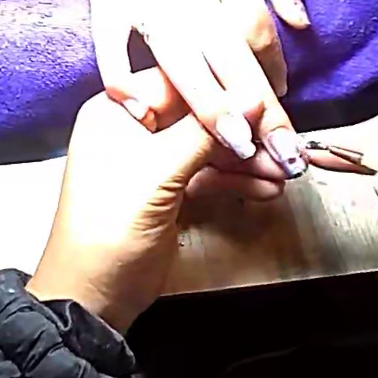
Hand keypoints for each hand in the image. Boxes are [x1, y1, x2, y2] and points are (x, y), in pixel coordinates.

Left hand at [28, 75, 282, 330]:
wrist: (93, 294)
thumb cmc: (112, 223)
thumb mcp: (158, 171)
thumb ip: (204, 132)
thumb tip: (252, 96)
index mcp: (116, 108)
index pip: (177, 82)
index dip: (223, 90)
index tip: (269, 101)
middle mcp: (132, 126)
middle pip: (196, 116)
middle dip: (240, 131)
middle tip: (285, 145)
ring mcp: (150, 159)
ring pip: (205, 147)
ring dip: (244, 160)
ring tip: (284, 173)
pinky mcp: (166, 189)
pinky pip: (205, 174)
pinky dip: (233, 181)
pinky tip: (266, 188)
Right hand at [83, 0, 309, 175]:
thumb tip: (300, 24)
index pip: (259, 35)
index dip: (277, 76)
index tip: (286, 110)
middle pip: (232, 59)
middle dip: (260, 112)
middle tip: (283, 158)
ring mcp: (144, 2)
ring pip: (182, 63)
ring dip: (209, 108)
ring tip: (234, 150)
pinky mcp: (107, 7)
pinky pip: (112, 51)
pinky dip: (123, 82)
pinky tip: (141, 115)